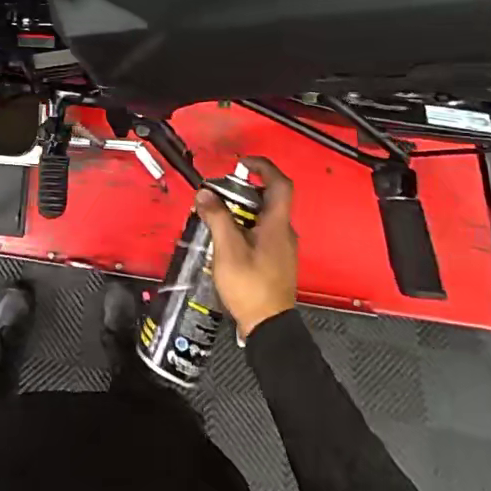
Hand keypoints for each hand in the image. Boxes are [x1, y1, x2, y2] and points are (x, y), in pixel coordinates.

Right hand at [195, 157, 297, 336]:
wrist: (269, 327)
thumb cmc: (251, 286)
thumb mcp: (228, 249)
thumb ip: (217, 218)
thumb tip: (205, 194)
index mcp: (277, 224)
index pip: (280, 184)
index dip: (263, 167)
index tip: (242, 163)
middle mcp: (284, 233)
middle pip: (269, 199)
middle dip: (244, 191)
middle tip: (221, 194)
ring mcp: (283, 248)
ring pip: (264, 218)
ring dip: (243, 211)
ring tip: (218, 218)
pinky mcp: (277, 262)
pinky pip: (262, 234)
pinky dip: (245, 228)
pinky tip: (227, 241)